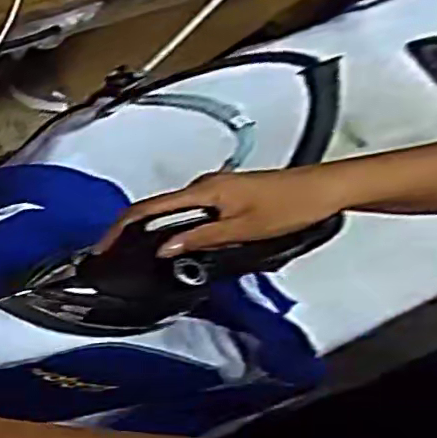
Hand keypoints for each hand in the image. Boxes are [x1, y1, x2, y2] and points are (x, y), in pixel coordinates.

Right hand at [95, 166, 347, 256]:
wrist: (334, 187)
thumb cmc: (295, 204)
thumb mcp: (241, 229)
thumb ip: (198, 239)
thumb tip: (163, 249)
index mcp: (205, 191)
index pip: (147, 209)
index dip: (119, 229)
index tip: (102, 247)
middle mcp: (205, 185)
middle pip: (152, 207)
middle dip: (129, 230)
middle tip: (113, 252)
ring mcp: (214, 188)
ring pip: (169, 210)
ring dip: (153, 230)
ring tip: (142, 251)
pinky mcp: (223, 194)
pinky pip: (186, 210)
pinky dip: (172, 226)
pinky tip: (175, 241)